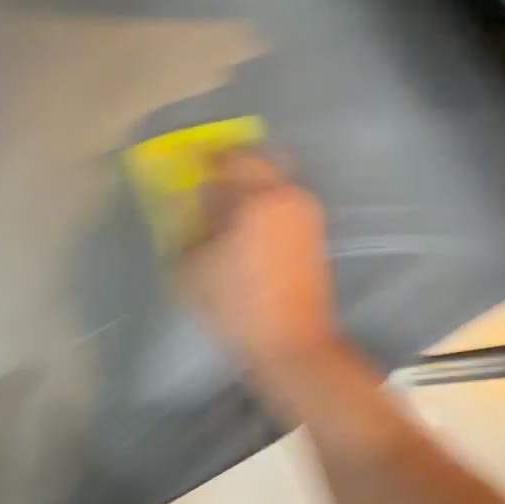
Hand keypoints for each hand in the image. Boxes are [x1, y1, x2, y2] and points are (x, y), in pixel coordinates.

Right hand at [181, 151, 340, 369]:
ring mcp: (307, 215)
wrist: (293, 345)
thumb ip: (191, 229)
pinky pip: (285, 204)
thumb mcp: (194, 268)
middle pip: (259, 163)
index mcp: (258, 198)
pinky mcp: (315, 236)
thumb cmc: (238, 306)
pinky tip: (247, 228)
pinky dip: (266, 206)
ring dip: (252, 187)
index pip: (230, 158)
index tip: (189, 165)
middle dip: (233, 168)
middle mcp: (288, 196)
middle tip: (209, 182)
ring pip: (275, 183)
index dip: (206, 159)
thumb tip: (194, 209)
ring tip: (227, 208)